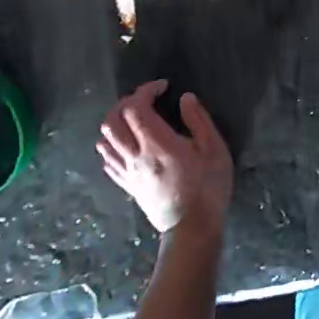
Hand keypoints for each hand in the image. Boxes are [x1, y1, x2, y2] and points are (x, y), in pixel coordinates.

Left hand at [97, 80, 232, 236]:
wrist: (193, 231)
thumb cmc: (208, 188)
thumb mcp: (214, 149)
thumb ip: (198, 119)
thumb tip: (185, 98)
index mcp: (156, 144)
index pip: (136, 107)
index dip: (146, 90)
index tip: (162, 87)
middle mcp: (135, 156)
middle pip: (112, 120)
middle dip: (126, 102)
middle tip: (146, 100)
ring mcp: (128, 173)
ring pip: (105, 140)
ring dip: (115, 122)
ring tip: (134, 119)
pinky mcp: (127, 187)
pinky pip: (107, 161)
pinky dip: (111, 145)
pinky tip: (127, 143)